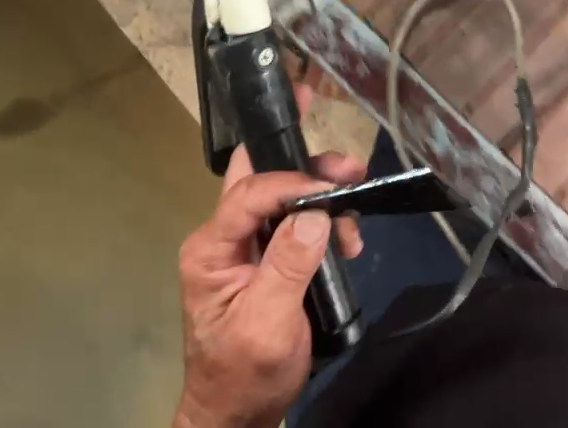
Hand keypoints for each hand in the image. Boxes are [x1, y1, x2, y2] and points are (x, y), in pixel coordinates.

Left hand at [174, 92, 364, 427]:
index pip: (248, 192)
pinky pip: (295, 220)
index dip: (291, 180)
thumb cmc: (245, 374)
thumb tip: (315, 212)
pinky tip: (348, 238)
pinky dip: (325, 219)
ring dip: (322, 192)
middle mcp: (224, 236)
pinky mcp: (268, 256)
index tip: (333, 186)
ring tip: (356, 204)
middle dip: (306, 164)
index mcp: (211, 248)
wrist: (239, 416)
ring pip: (282, 193)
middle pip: (260, 176)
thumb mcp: (267, 325)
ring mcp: (245, 245)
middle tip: (350, 168)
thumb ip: (288, 266)